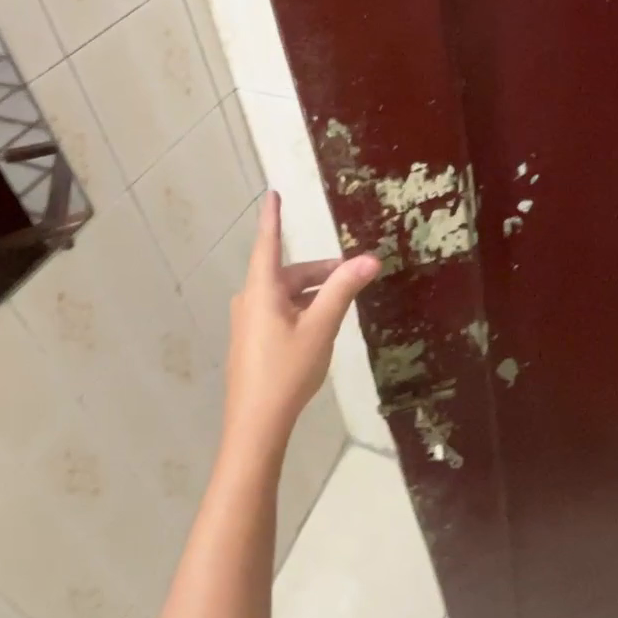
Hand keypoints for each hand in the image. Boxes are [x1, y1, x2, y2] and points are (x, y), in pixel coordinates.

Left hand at [224, 191, 381, 450]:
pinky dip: (302, 310)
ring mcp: (247, 322)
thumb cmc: (286, 370)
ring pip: (285, 295)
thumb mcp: (321, 328)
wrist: (256, 423)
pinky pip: (279, 312)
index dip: (273, 218)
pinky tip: (321, 330)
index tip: (273, 194)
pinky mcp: (250, 342)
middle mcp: (249, 300)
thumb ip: (343, 290)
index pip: (268, 243)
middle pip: (287, 273)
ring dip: (313, 294)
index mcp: (261, 290)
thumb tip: (369, 259)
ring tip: (343, 306)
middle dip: (320, 272)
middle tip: (354, 276)